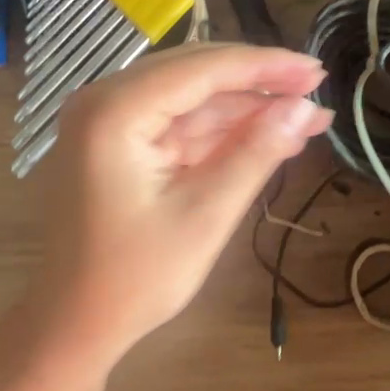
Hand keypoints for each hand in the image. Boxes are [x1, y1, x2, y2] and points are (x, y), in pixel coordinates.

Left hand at [33, 43, 334, 362]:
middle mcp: (104, 99)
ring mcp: (107, 118)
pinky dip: (219, 129)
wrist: (73, 324)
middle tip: (316, 87)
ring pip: (190, 96)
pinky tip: (266, 132)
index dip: (264, 66)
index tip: (316, 70)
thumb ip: (255, 153)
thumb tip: (306, 109)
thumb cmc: (133, 278)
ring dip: (244, 107)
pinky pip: (176, 121)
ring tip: (305, 114)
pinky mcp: (116, 139)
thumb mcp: (204, 215)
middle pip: (195, 73)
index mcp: (114, 110)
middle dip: (258, 82)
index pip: (201, 69)